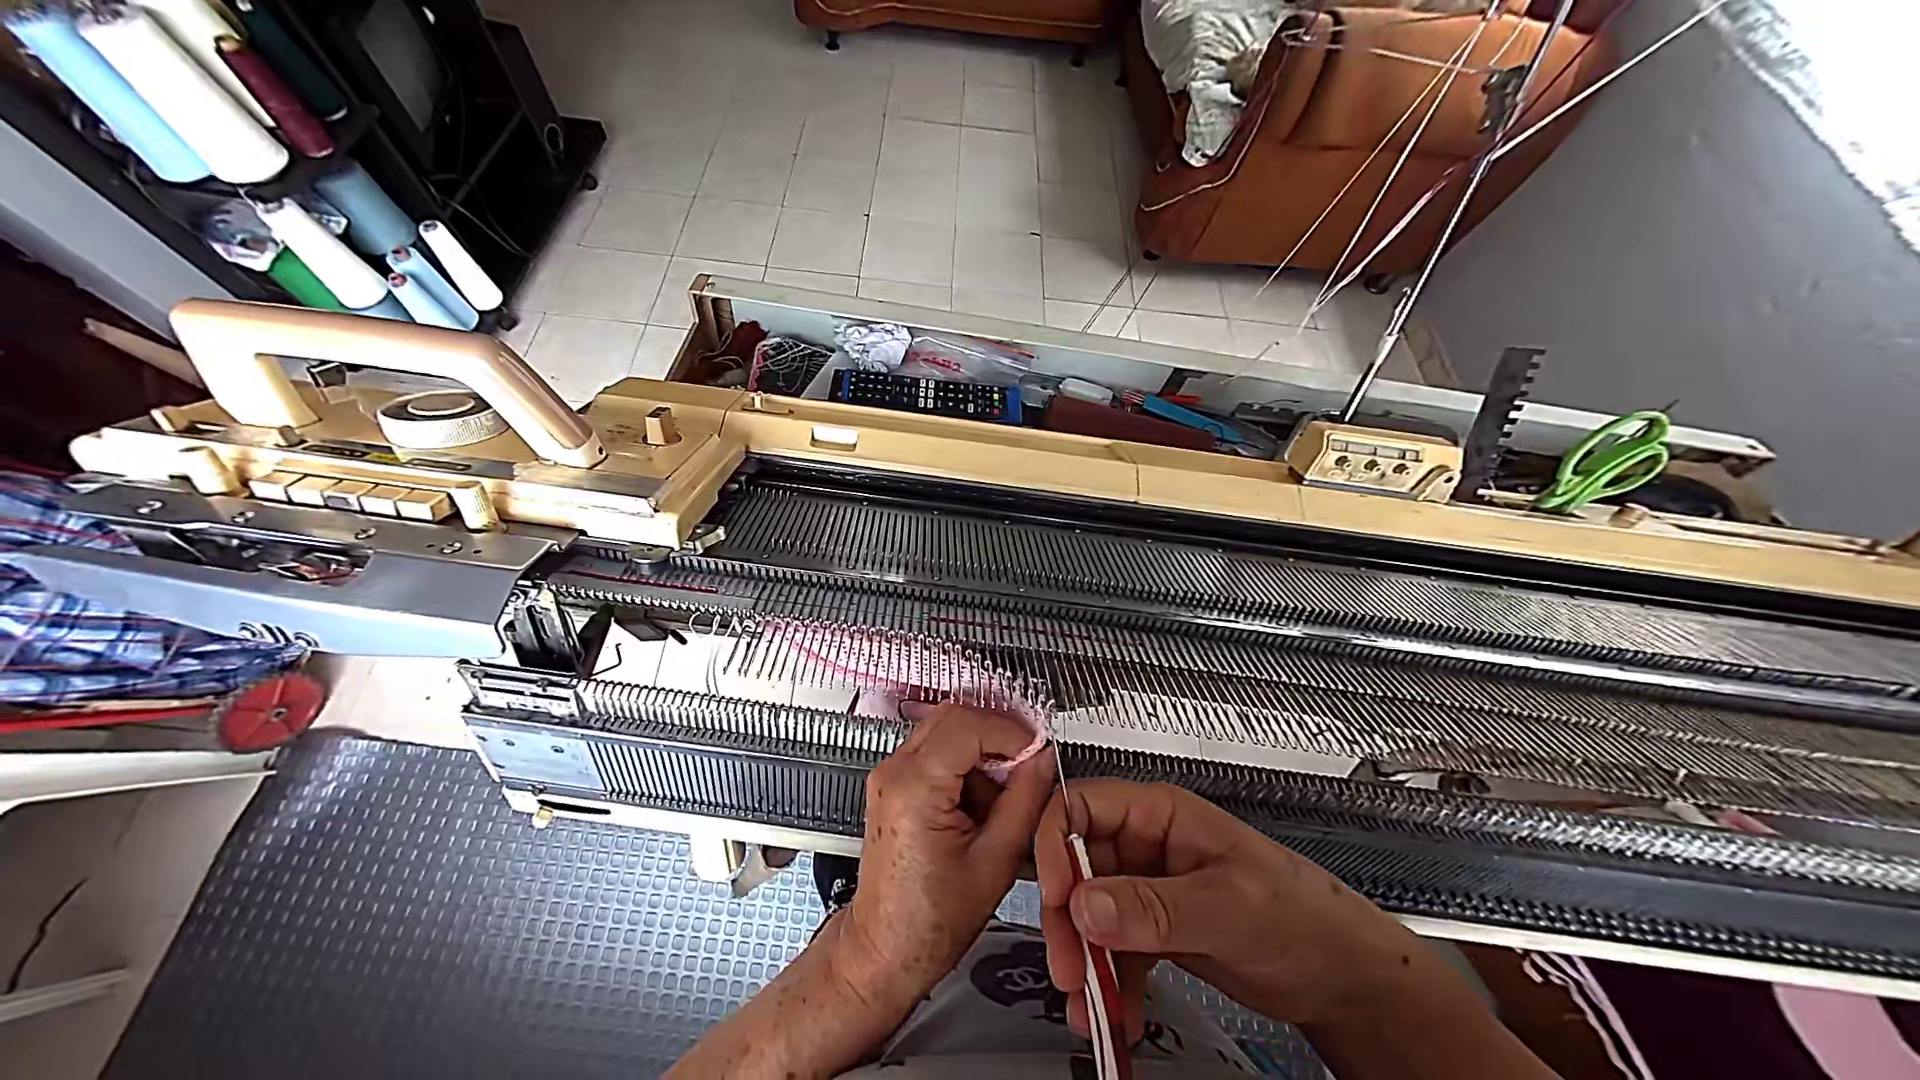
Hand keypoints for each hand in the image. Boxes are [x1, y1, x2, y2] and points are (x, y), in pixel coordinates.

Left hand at [835, 703, 1055, 1003]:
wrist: (886, 948)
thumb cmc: (928, 921)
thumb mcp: (995, 861)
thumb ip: (1025, 801)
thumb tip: (1043, 761)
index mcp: (915, 789)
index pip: (969, 725)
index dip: (1012, 733)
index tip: (1038, 750)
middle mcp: (895, 772)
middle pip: (954, 716)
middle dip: (998, 734)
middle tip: (1028, 762)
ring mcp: (890, 775)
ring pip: (945, 729)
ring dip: (982, 750)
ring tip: (1002, 796)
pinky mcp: (894, 783)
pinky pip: (935, 750)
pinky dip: (965, 764)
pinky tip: (981, 804)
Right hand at [1036, 779, 1416, 1037]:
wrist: (1341, 974)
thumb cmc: (1304, 915)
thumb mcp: (1227, 906)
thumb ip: (1154, 907)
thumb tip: (1086, 904)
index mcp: (1161, 814)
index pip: (1081, 807)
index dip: (1057, 843)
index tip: (1054, 894)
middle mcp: (1147, 844)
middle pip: (1076, 864)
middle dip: (1065, 916)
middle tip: (1068, 963)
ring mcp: (1148, 887)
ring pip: (1088, 911)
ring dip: (1082, 957)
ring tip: (1088, 1001)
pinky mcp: (1154, 926)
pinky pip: (1112, 948)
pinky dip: (1108, 981)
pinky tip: (1119, 1011)